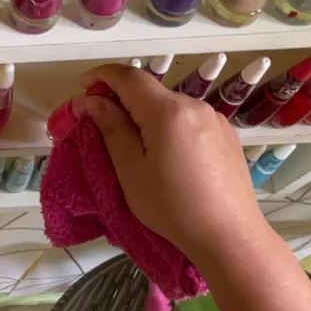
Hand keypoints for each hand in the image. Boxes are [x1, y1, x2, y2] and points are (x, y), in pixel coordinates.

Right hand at [78, 64, 266, 254]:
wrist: (228, 234)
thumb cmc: (172, 207)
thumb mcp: (131, 171)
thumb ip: (111, 129)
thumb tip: (91, 102)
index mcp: (167, 111)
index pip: (129, 77)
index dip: (102, 76)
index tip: (82, 86)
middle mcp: (194, 106)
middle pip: (150, 92)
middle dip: (121, 101)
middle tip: (99, 125)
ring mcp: (215, 120)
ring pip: (170, 108)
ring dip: (145, 117)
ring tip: (132, 148)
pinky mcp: (226, 136)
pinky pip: (188, 122)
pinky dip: (167, 128)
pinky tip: (165, 158)